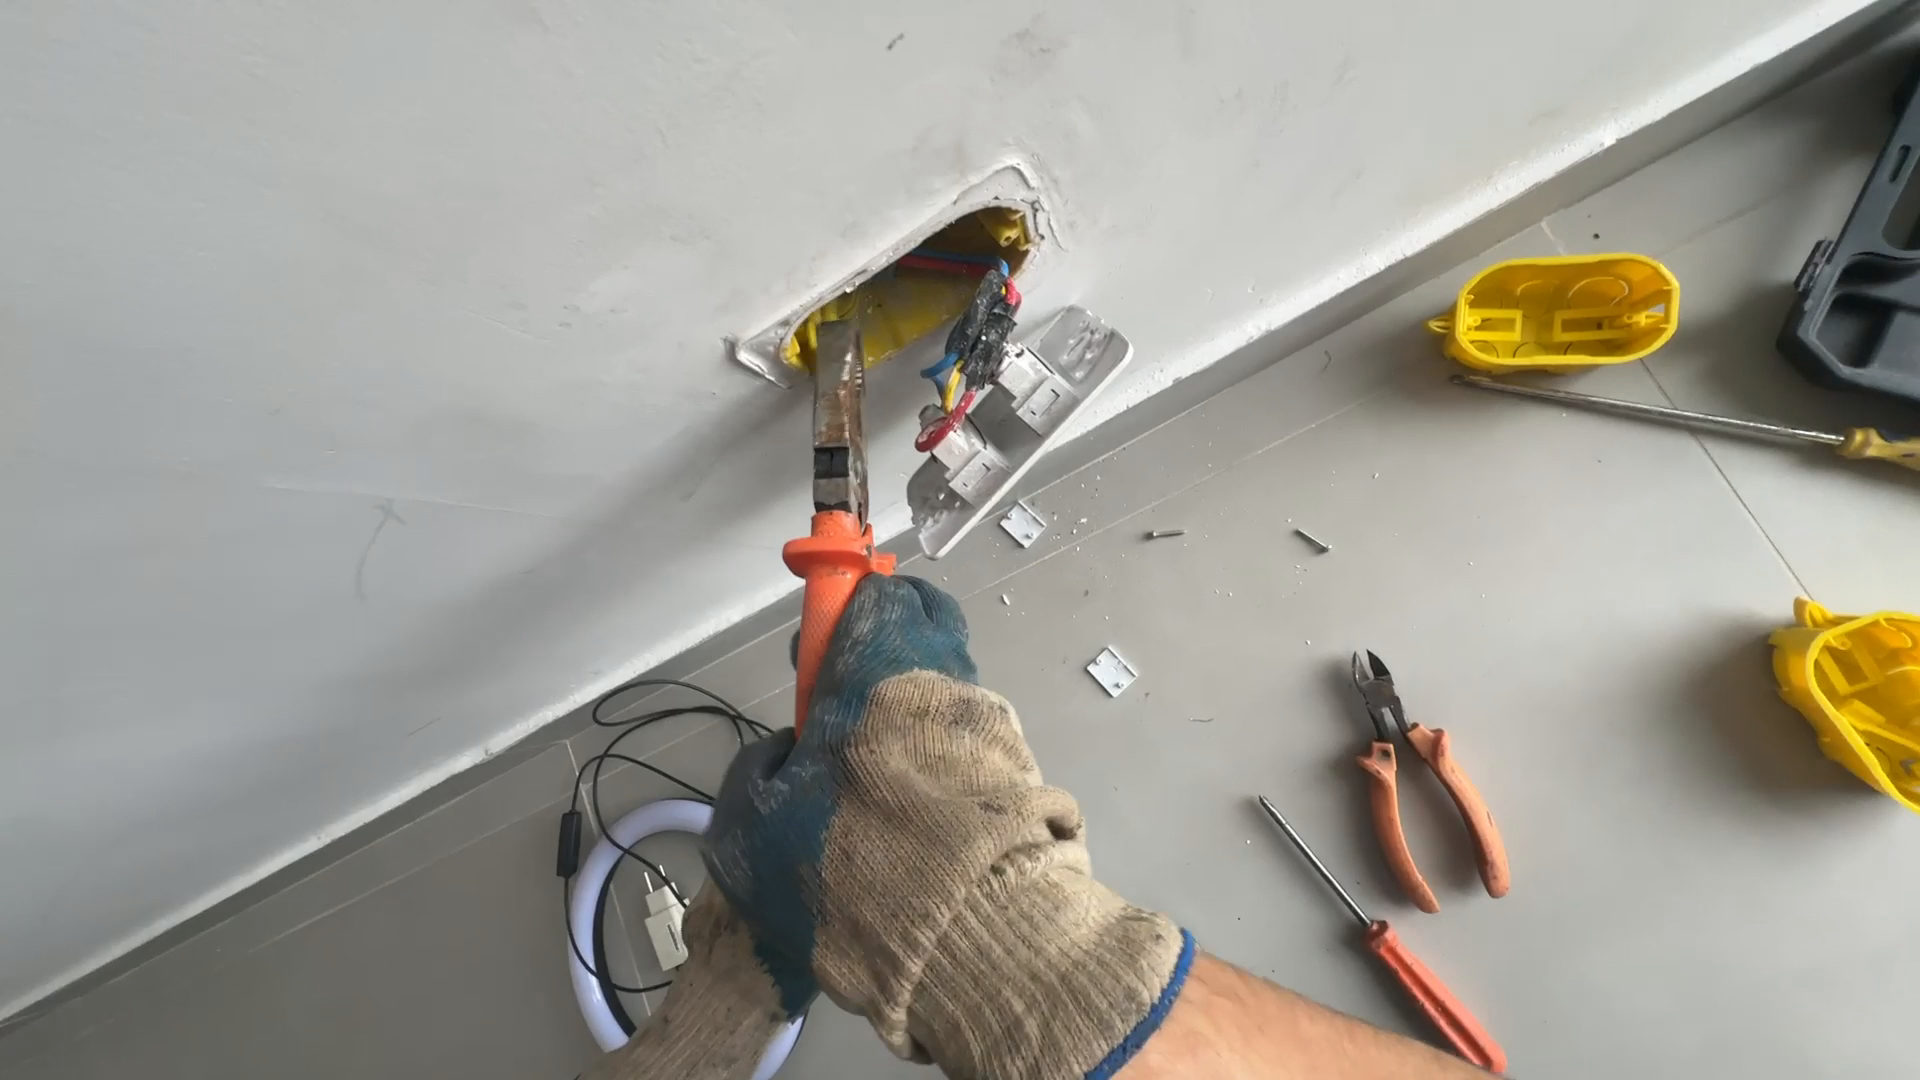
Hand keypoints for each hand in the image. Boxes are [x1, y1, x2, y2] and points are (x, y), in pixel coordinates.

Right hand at [703, 575, 1189, 1077]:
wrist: (968, 934)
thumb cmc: (853, 864)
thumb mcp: (751, 827)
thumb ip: (757, 770)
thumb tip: (790, 753)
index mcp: (878, 670)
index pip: (872, 589)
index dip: (845, 591)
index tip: (826, 616)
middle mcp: (943, 678)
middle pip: (924, 619)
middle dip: (886, 637)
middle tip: (848, 693)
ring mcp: (989, 720)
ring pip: (947, 680)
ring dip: (913, 701)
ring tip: (880, 769)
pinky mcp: (1019, 762)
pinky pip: (970, 733)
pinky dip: (943, 745)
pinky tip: (922, 802)